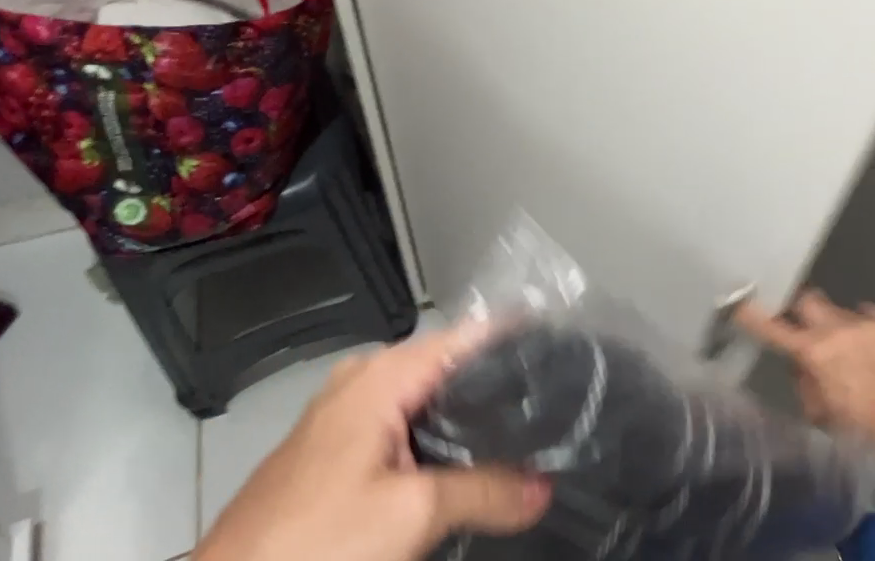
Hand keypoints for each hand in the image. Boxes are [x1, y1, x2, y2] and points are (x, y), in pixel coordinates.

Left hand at [193, 323, 550, 560]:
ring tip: (523, 436)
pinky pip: (404, 428)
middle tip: (549, 404)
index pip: (467, 335)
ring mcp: (344, 417)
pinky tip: (464, 469)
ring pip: (426, 402)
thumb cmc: (312, 544)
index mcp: (382, 376)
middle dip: (498, 384)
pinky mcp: (335, 453)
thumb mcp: (413, 515)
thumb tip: (543, 489)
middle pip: (449, 367)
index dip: (516, 336)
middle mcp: (362, 382)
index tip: (562, 346)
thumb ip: (486, 491)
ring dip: (469, 417)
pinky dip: (438, 441)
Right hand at [735, 289, 874, 459]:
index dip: (753, 316)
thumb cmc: (858, 430)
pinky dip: (860, 325)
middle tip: (799, 323)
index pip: (773, 328)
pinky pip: (865, 314)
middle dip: (800, 309)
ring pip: (837, 310)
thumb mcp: (817, 414)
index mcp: (812, 352)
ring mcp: (864, 323)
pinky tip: (864, 342)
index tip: (738, 303)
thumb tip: (799, 363)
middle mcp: (835, 328)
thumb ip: (803, 381)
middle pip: (807, 299)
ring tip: (842, 346)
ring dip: (833, 325)